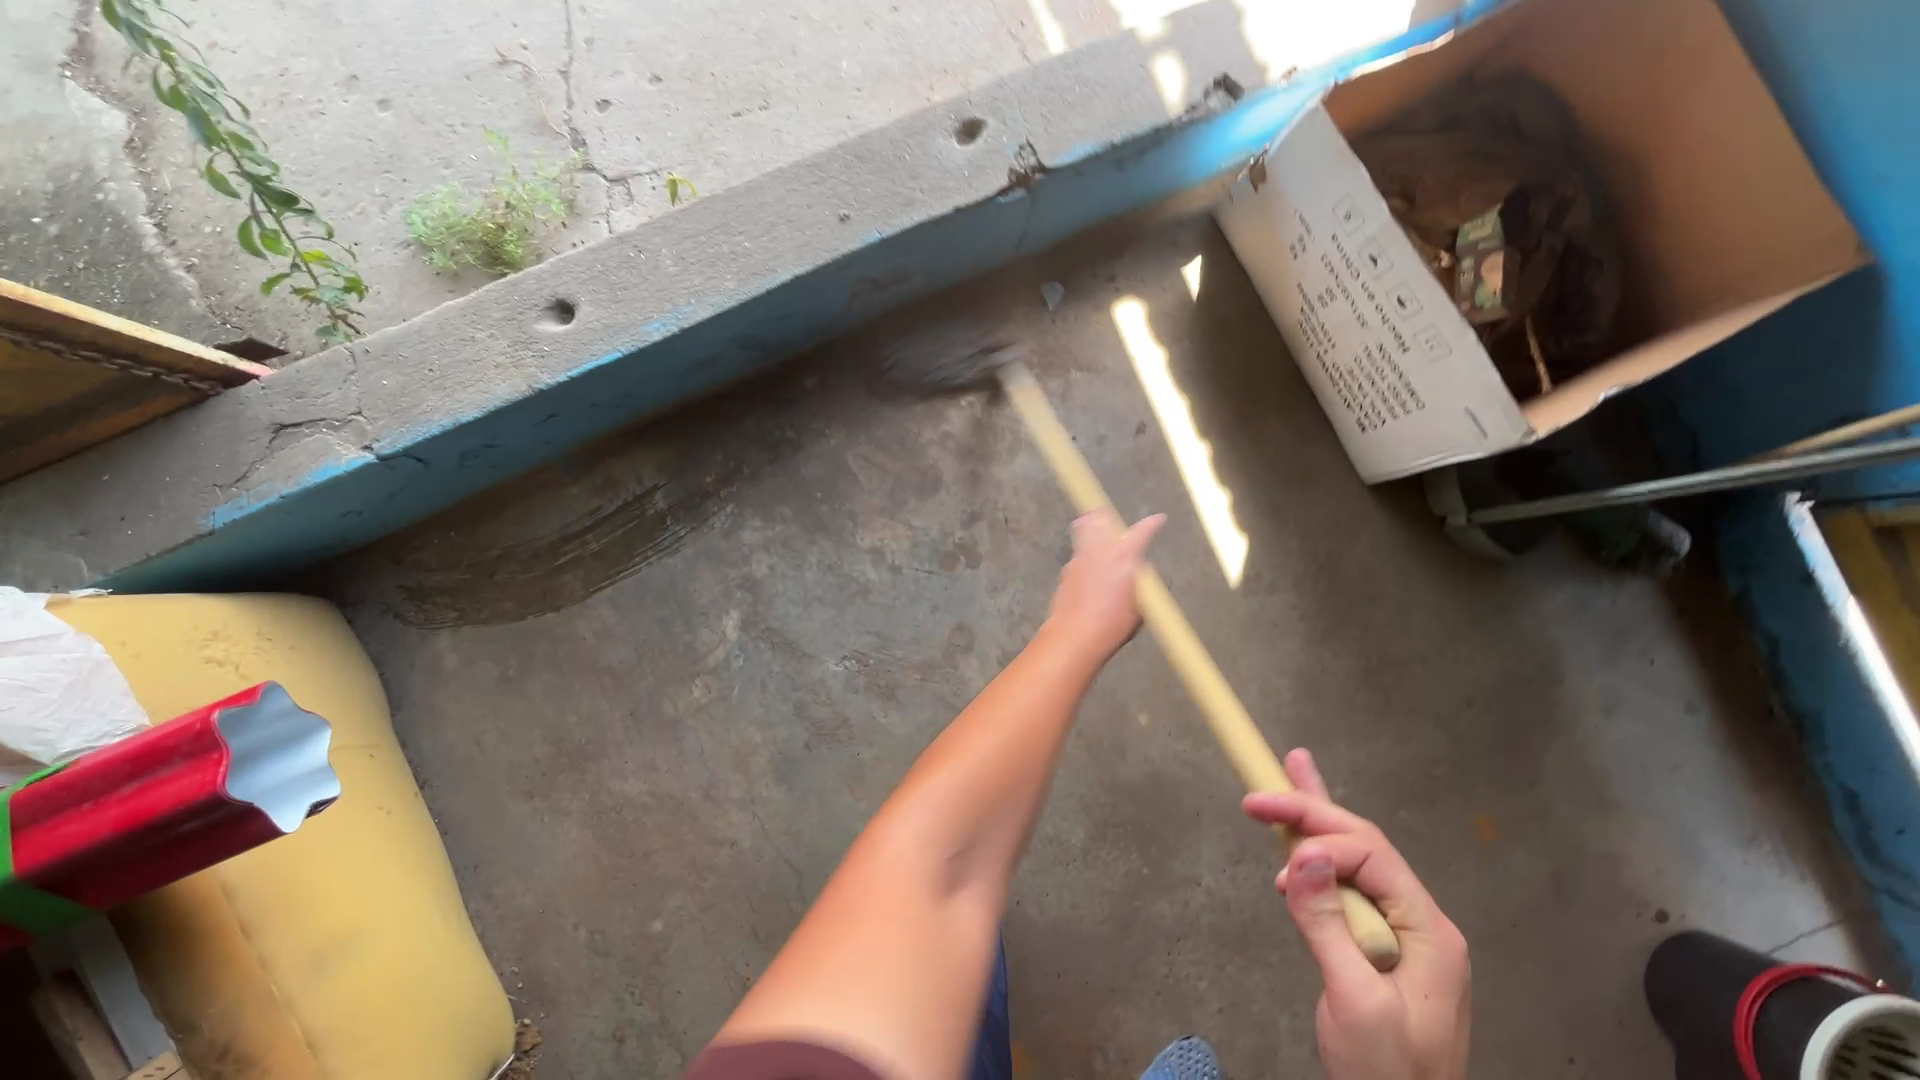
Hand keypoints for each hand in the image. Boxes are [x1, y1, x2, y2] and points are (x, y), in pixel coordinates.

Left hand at [1044, 510, 1164, 660]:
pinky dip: (1082, 553)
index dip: (1153, 523)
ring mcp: (1080, 559)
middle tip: (1105, 511)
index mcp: (1125, 556)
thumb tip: (1140, 570)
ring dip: (1089, 527)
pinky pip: (1077, 555)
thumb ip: (1141, 581)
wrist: (1075, 633)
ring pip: (1084, 532)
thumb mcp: (1141, 605)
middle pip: (1102, 520)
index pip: (1143, 531)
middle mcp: (1101, 550)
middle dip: (1106, 515)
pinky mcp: (1066, 571)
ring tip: (1088, 521)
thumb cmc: (1114, 623)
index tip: (1160, 519)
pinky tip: (1085, 564)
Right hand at [1243, 750, 1470, 1079]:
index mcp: (1429, 930)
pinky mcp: (1380, 949)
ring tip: (1291, 776)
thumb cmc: (1386, 1073)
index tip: (1270, 841)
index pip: (1371, 855)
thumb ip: (1329, 924)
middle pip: (1365, 847)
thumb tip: (1306, 853)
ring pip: (1357, 862)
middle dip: (1314, 813)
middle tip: (1262, 791)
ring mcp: (1402, 934)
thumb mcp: (1354, 1001)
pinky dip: (1320, 861)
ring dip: (1318, 825)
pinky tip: (1305, 837)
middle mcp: (1420, 921)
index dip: (1319, 835)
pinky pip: (1349, 890)